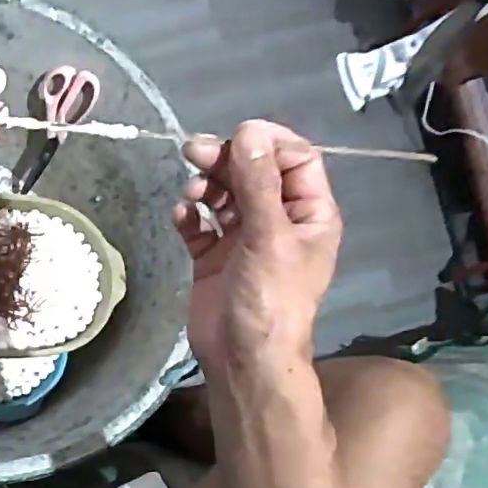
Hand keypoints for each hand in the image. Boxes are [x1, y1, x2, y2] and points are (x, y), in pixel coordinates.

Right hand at [171, 120, 342, 376]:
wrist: (243, 357)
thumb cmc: (269, 298)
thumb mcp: (268, 236)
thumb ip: (257, 183)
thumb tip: (247, 130)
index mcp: (308, 214)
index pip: (294, 160)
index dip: (266, 143)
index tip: (233, 135)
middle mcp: (277, 223)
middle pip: (254, 176)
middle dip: (226, 161)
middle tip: (193, 152)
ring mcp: (243, 242)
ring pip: (224, 200)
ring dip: (205, 189)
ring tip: (188, 193)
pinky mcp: (213, 261)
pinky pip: (201, 230)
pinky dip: (190, 220)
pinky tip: (180, 218)